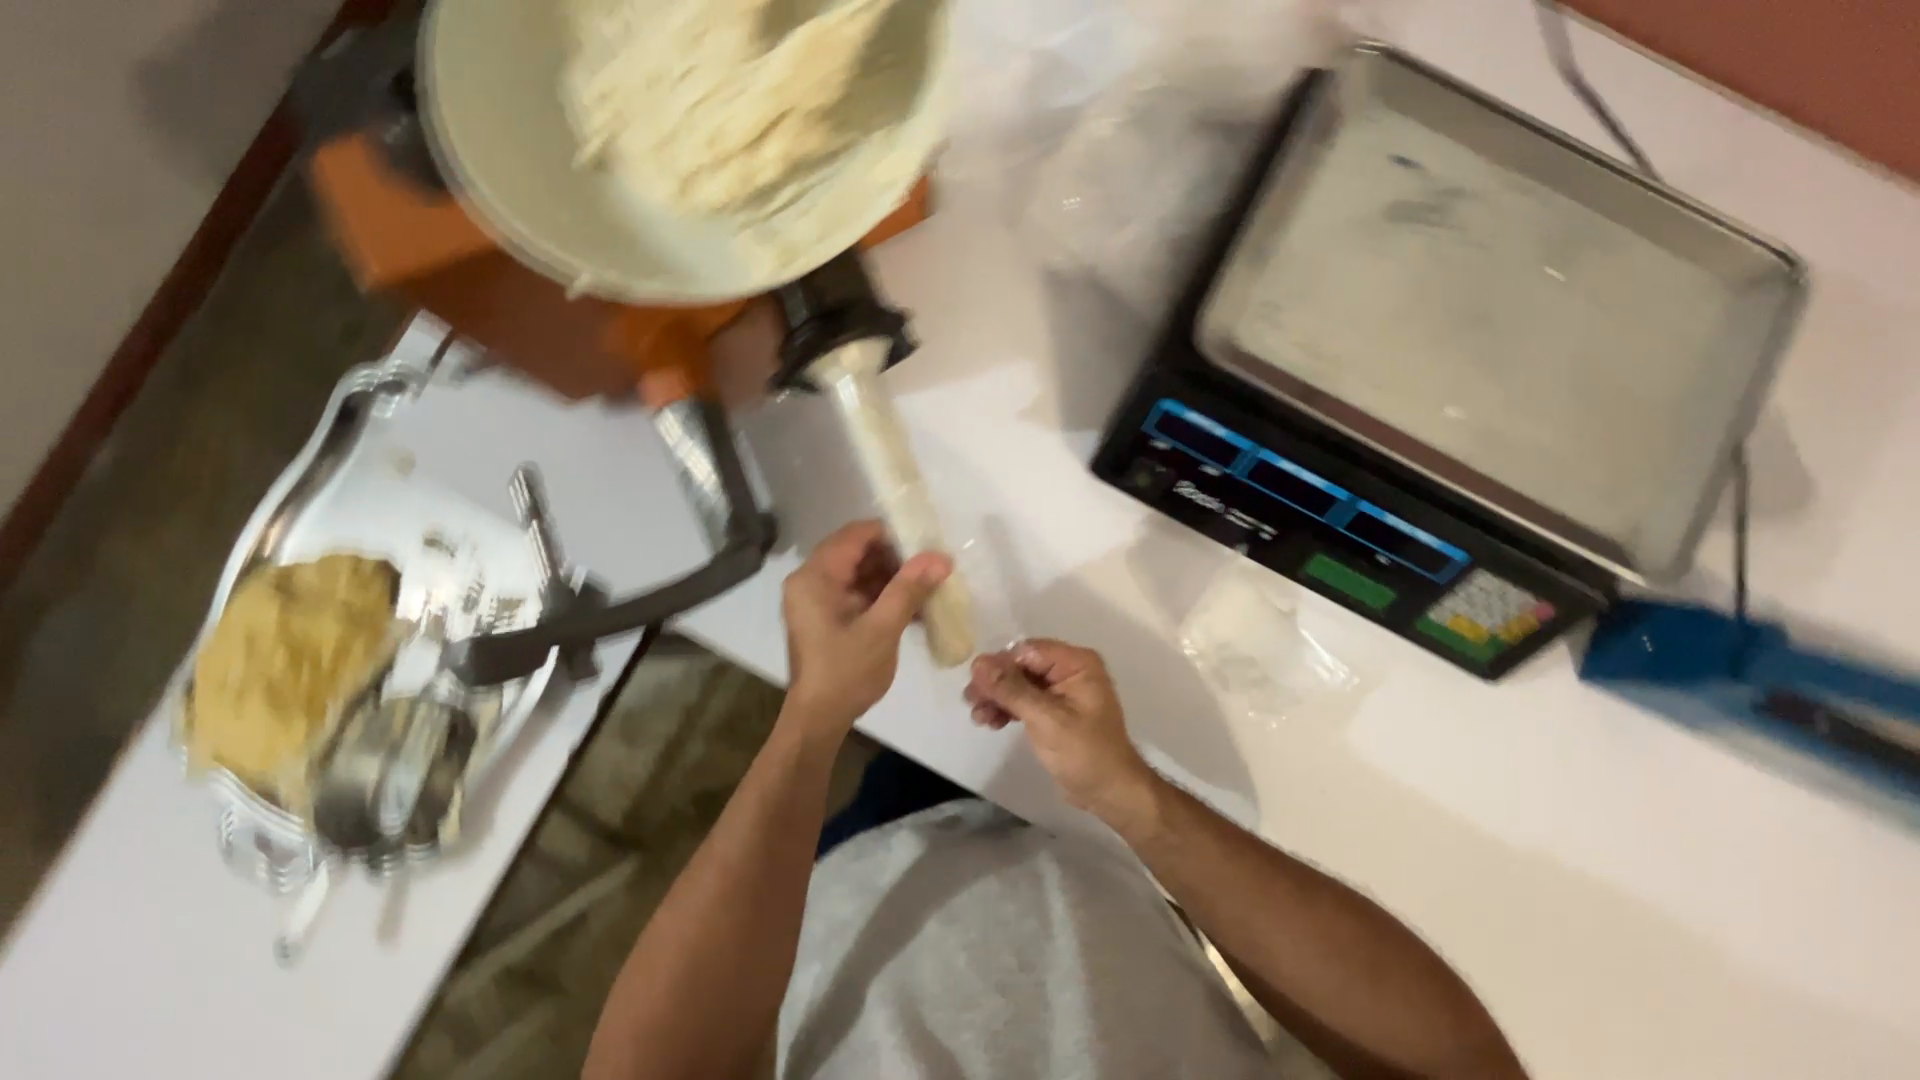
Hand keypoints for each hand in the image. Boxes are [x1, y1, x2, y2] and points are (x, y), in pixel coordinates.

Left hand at [782, 521, 951, 736]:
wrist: (818, 718)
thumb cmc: (846, 672)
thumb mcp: (882, 629)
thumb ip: (909, 588)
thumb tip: (941, 557)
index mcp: (815, 577)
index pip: (855, 535)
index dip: (891, 535)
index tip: (925, 546)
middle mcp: (810, 580)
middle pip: (857, 552)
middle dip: (895, 558)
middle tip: (931, 569)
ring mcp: (816, 599)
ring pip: (859, 572)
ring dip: (892, 578)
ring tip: (927, 589)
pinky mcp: (825, 616)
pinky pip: (856, 592)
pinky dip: (882, 596)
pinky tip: (912, 608)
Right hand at [965, 640, 1161, 828]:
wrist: (1109, 792)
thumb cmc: (1084, 752)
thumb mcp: (1045, 719)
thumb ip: (1011, 689)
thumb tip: (978, 663)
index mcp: (1076, 663)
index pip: (1028, 651)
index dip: (999, 665)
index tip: (975, 684)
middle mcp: (1070, 670)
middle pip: (1021, 666)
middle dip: (995, 683)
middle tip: (970, 700)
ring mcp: (1062, 691)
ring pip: (1019, 684)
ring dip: (997, 697)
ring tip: (978, 716)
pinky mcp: (1054, 711)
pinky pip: (1025, 700)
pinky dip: (1007, 708)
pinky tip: (990, 721)